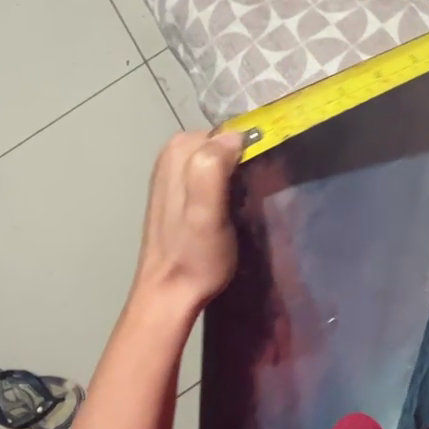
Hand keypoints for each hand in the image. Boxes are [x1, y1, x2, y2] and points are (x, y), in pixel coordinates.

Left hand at [131, 131, 246, 316]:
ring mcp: (174, 172)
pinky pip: (214, 176)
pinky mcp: (180, 191)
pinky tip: (229, 212)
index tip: (258, 184)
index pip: (230, 133)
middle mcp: (173, 153)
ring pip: (221, 161)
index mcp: (179, 149)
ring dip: (236, 180)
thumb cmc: (194, 256)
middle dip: (243, 166)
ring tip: (242, 208)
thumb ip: (212, 168)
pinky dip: (227, 189)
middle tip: (252, 198)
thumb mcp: (207, 212)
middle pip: (225, 145)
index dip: (250, 155)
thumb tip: (234, 137)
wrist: (169, 295)